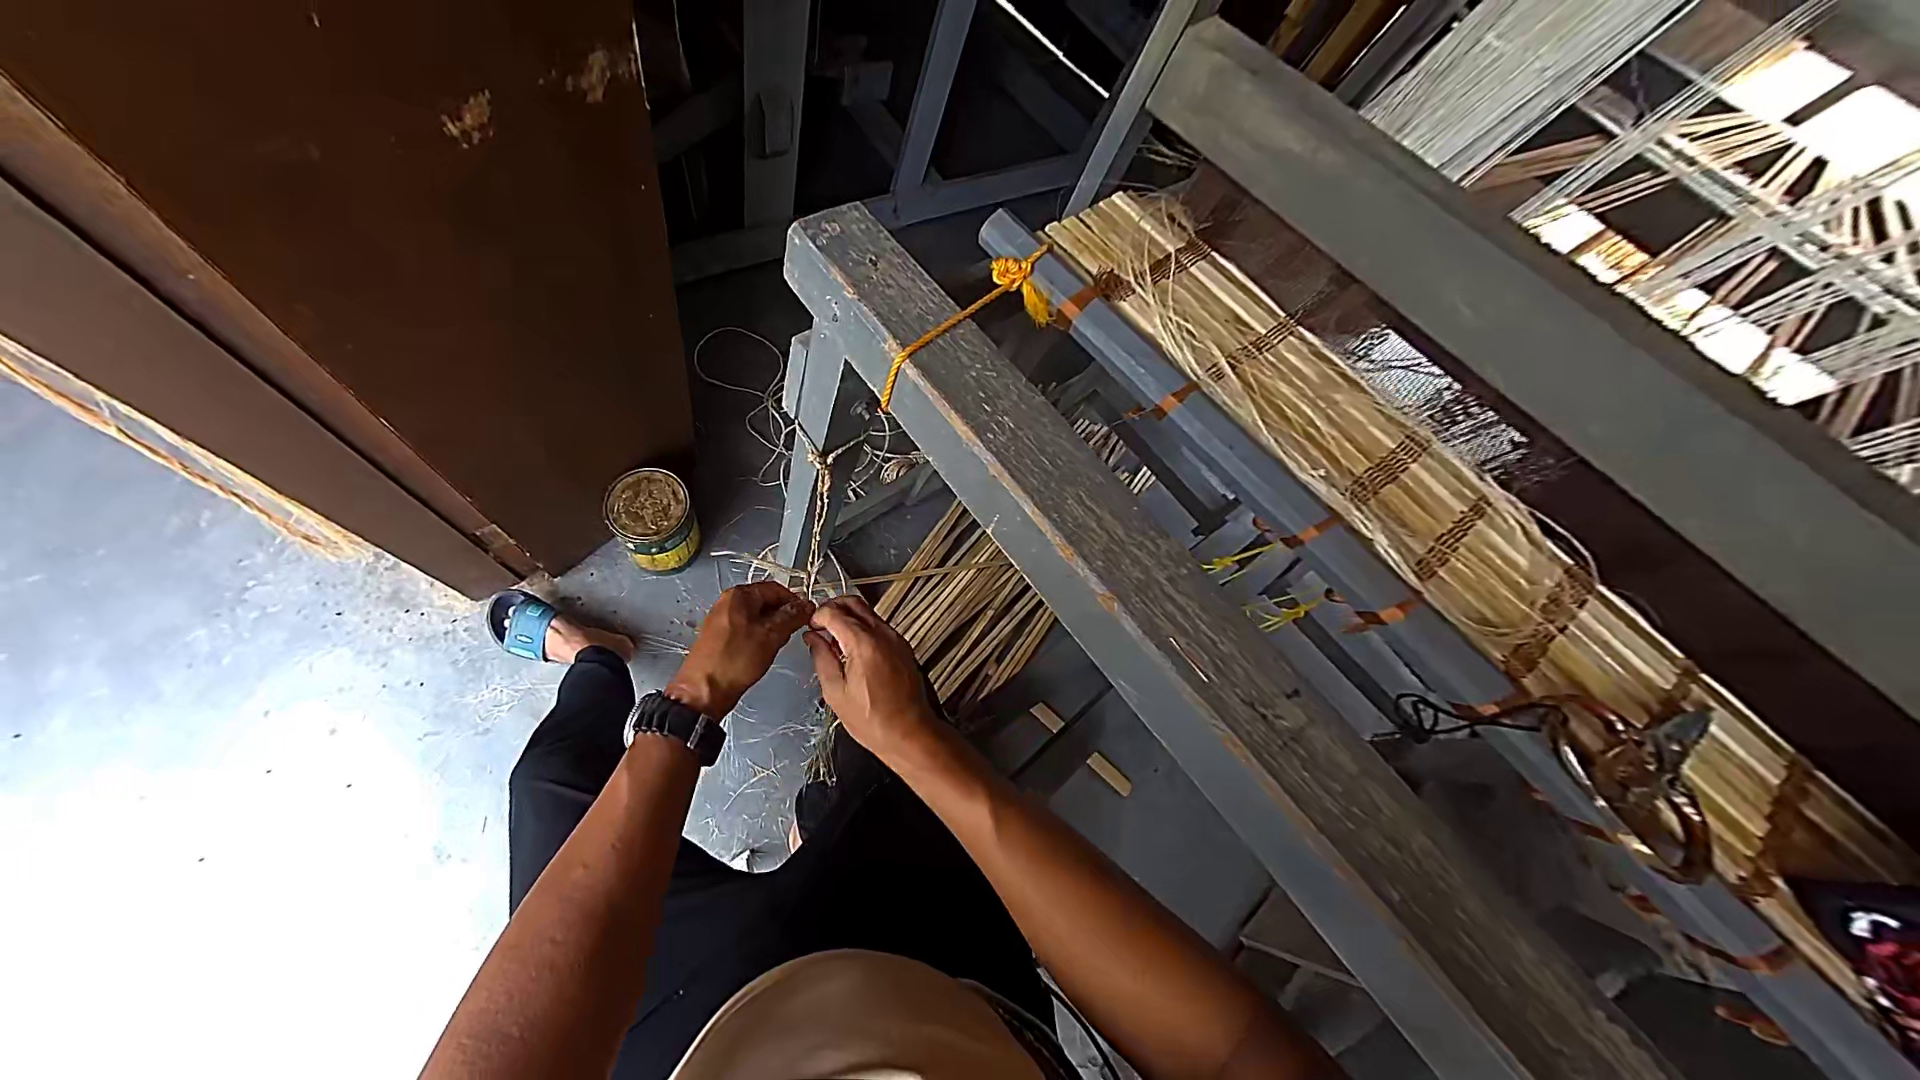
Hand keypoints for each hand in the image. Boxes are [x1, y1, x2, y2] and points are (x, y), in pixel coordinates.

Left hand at [667, 582, 814, 716]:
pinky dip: (759, 638)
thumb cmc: (733, 661)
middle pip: (766, 602)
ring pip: (758, 617)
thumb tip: (805, 606)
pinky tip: (762, 651)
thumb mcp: (771, 635)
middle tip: (792, 632)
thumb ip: (791, 617)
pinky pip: (747, 630)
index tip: (806, 615)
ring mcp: (722, 620)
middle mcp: (728, 603)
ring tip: (776, 644)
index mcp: (738, 595)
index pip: (776, 589)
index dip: (794, 601)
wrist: (704, 691)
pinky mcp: (721, 637)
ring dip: (772, 628)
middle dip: (783, 616)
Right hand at [803, 596, 941, 758]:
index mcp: (864, 644)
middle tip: (820, 624)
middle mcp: (883, 635)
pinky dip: (863, 628)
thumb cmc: (874, 720)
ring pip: (868, 612)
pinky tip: (853, 649)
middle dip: (833, 607)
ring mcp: (896, 639)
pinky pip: (879, 626)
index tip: (810, 626)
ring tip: (834, 640)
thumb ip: (821, 657)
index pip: (834, 612)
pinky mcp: (903, 647)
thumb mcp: (835, 692)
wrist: (908, 732)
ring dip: (849, 617)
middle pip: (854, 602)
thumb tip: (813, 638)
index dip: (818, 615)